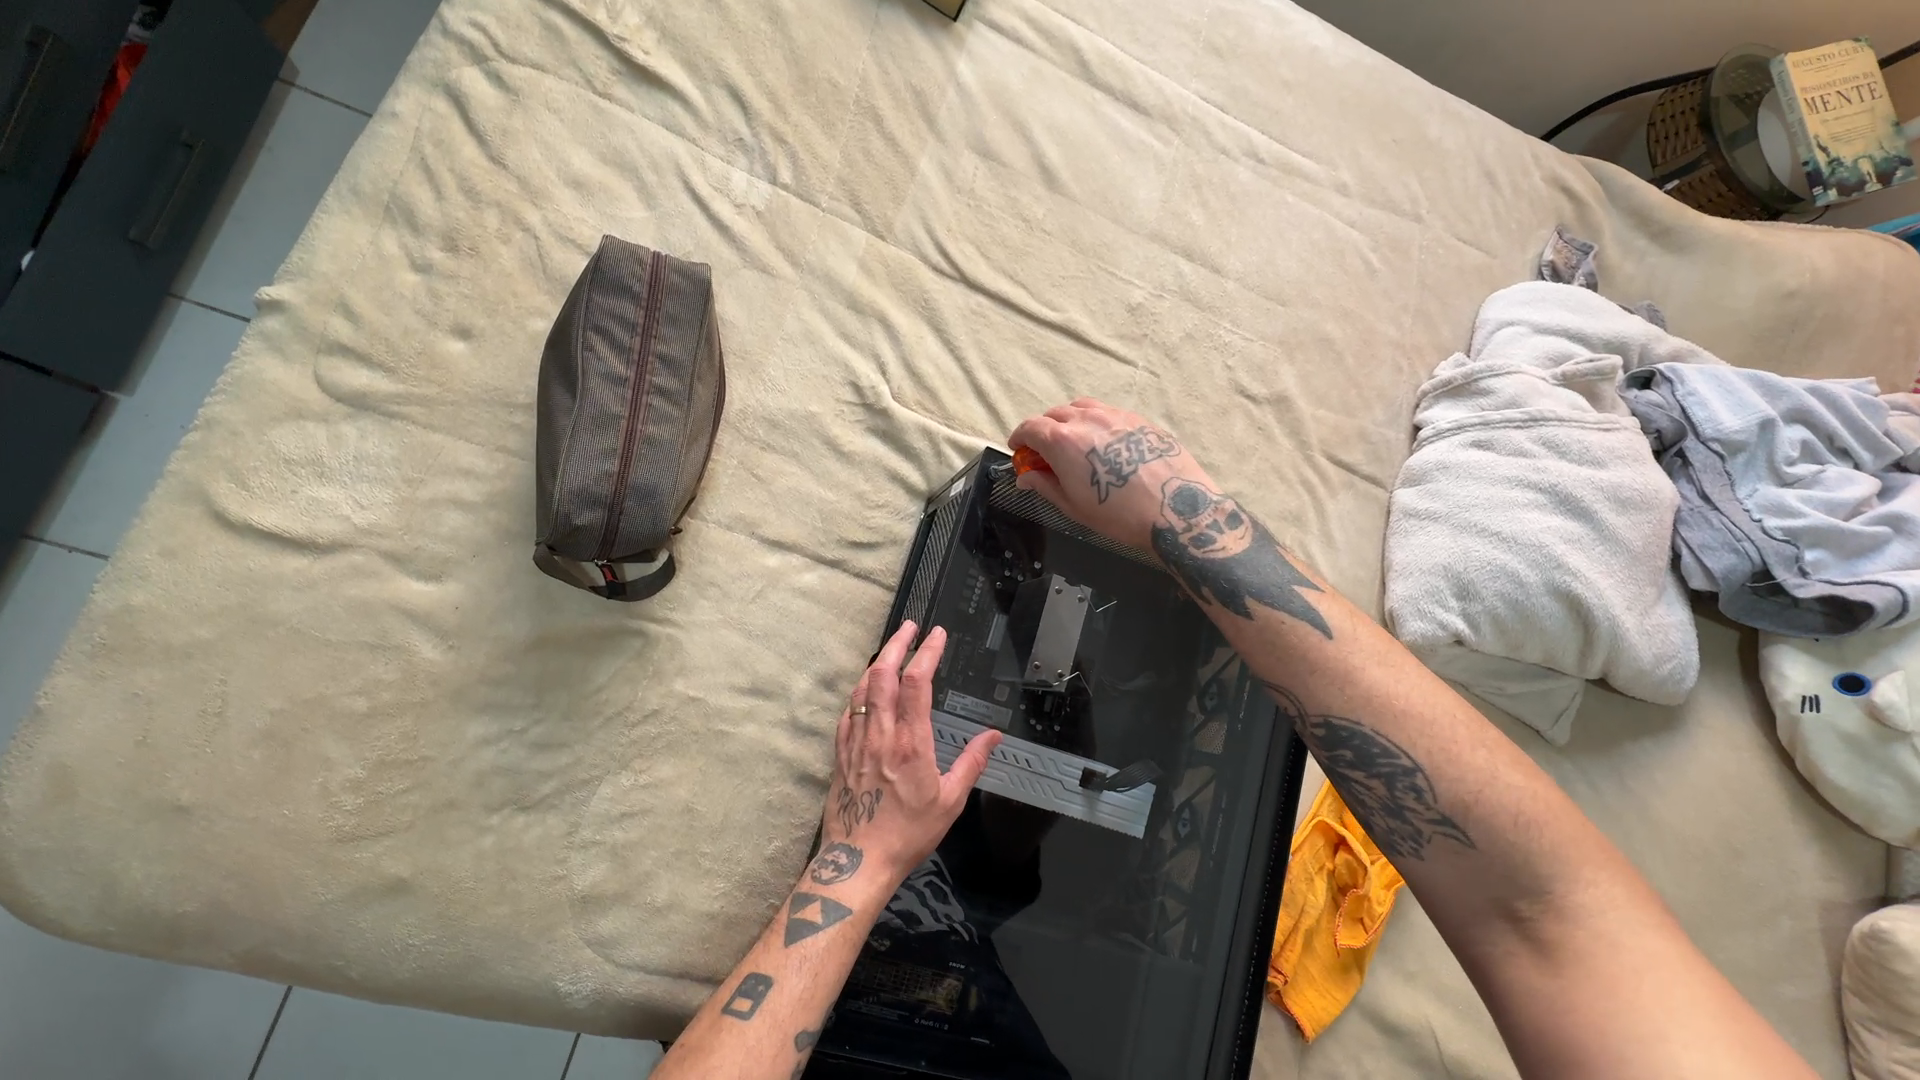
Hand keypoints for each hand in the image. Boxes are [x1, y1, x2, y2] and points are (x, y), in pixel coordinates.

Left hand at [819, 622, 1001, 889]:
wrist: (859, 861)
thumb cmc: (909, 833)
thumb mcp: (951, 801)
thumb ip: (972, 762)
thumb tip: (994, 735)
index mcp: (910, 743)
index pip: (916, 683)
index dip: (927, 652)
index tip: (937, 635)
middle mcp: (880, 734)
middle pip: (882, 674)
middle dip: (896, 643)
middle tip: (910, 626)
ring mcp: (856, 742)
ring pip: (862, 689)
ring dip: (877, 663)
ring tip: (890, 650)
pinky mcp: (840, 754)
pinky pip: (848, 712)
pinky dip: (859, 693)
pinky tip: (865, 691)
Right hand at [1008, 398, 1215, 549]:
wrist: (1176, 509)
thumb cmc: (1120, 515)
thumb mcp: (1073, 507)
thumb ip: (1045, 486)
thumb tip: (1025, 478)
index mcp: (1064, 441)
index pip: (1031, 427)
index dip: (1019, 438)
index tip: (1018, 450)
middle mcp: (1087, 419)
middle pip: (1055, 414)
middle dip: (1043, 429)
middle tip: (1044, 452)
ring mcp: (1116, 415)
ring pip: (1082, 407)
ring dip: (1069, 420)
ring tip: (1072, 442)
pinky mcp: (1139, 419)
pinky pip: (1108, 412)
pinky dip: (1095, 422)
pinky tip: (1102, 444)